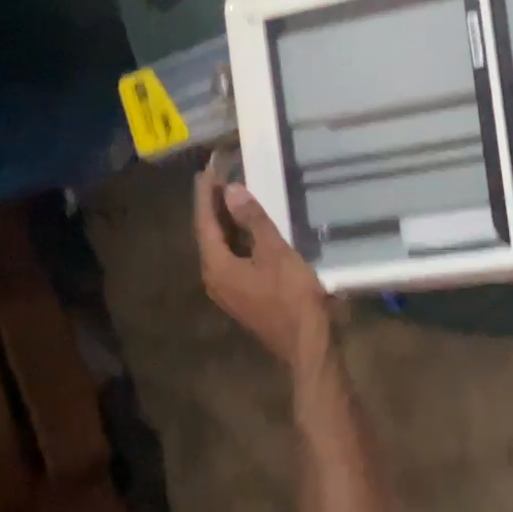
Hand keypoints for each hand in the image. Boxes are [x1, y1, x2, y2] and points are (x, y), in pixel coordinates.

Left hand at [193, 168, 330, 365]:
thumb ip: (254, 222)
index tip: (210, 168)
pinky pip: (234, 259)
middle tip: (222, 175)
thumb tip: (231, 191)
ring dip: (228, 222)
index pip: (205, 222)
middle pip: (210, 234)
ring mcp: (228, 290)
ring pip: (222, 248)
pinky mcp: (244, 296)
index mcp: (217, 266)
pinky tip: (251, 230)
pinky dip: (239, 239)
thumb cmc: (292, 297)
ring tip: (235, 196)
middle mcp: (214, 278)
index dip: (206, 194)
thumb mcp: (276, 254)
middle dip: (215, 205)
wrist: (307, 343)